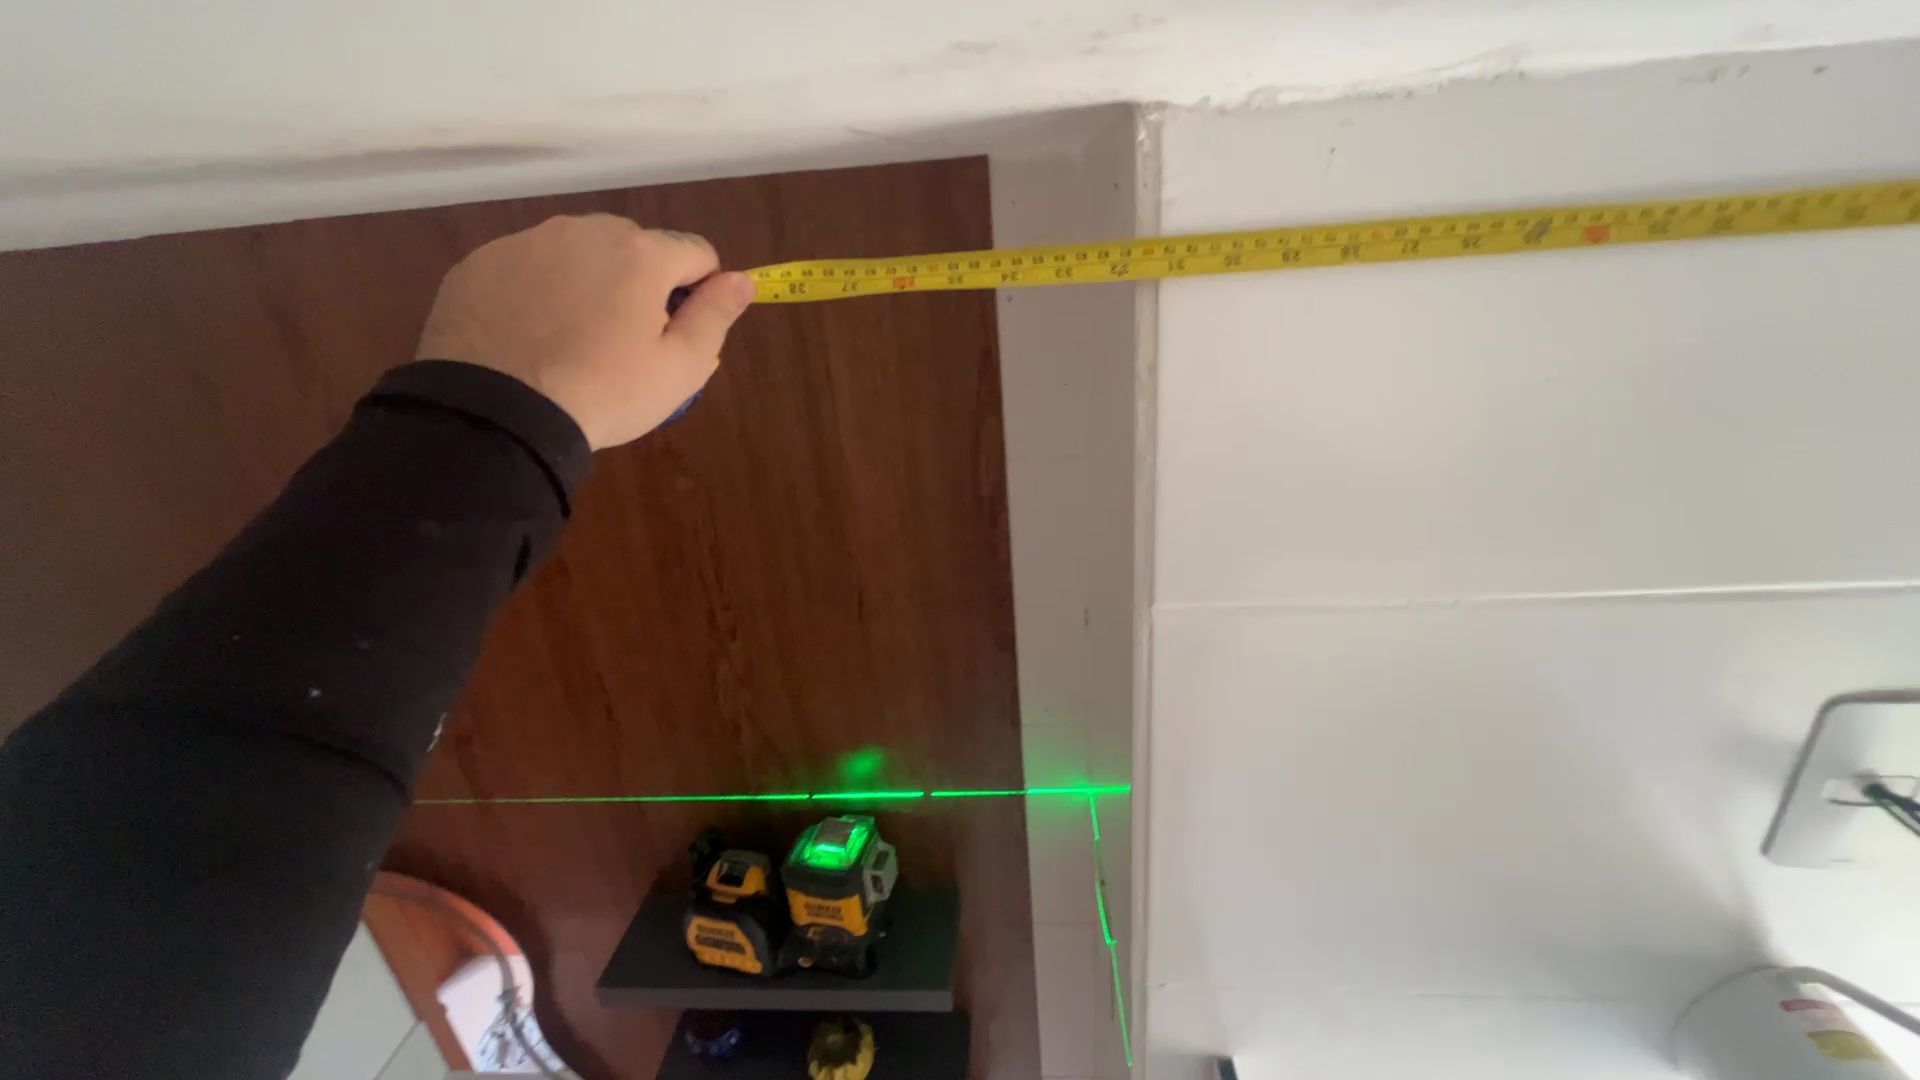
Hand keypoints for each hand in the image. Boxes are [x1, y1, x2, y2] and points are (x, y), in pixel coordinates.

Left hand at [416, 214, 755, 449]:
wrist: (498, 412)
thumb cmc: (606, 392)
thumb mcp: (681, 367)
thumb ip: (716, 316)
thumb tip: (742, 280)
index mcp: (642, 254)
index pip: (697, 253)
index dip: (700, 291)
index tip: (680, 331)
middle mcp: (584, 231)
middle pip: (636, 247)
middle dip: (642, 283)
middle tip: (627, 342)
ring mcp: (527, 242)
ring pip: (580, 253)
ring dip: (591, 283)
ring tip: (575, 340)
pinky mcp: (481, 262)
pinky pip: (530, 267)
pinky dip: (541, 292)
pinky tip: (534, 337)